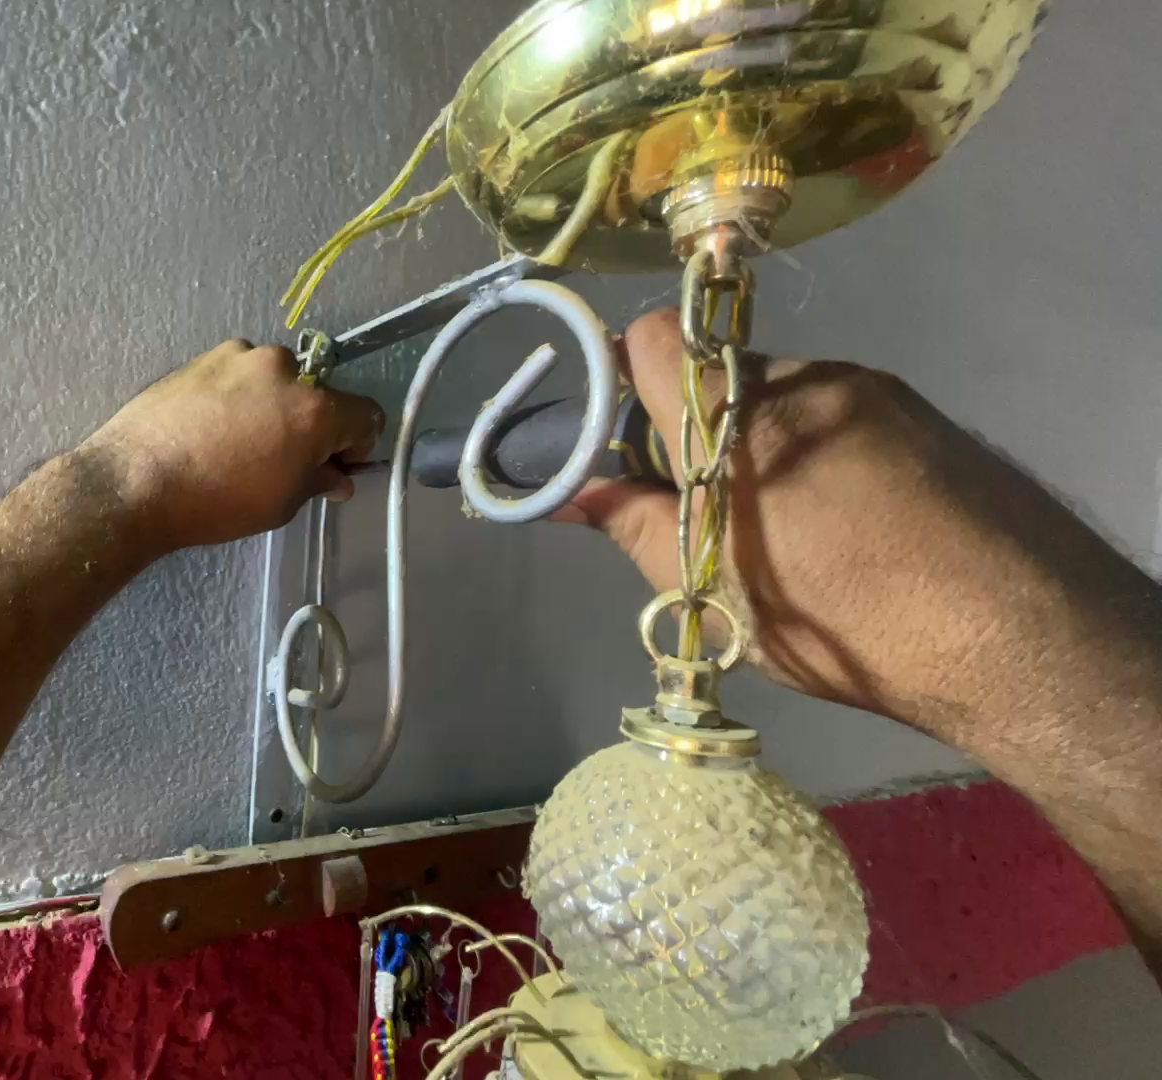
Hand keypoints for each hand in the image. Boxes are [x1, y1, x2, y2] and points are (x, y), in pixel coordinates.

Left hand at [82, 339, 383, 552]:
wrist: (134, 480)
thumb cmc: (216, 502)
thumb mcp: (279, 505)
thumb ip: (317, 482)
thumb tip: (337, 476)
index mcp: (315, 410)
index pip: (367, 415)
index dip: (358, 445)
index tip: (335, 465)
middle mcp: (284, 369)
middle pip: (318, 394)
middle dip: (309, 424)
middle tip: (278, 457)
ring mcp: (241, 355)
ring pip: (275, 380)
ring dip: (271, 404)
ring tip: (234, 440)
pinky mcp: (204, 355)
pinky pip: (238, 374)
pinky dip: (237, 394)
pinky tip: (208, 424)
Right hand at [560, 310, 1161, 742]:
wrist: (1032, 642)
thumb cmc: (838, 618)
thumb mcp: (708, 585)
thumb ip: (632, 525)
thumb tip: (571, 497)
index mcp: (736, 422)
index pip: (653, 338)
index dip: (620, 371)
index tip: (615, 429)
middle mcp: (802, 382)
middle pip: (708, 370)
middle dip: (682, 421)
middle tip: (689, 496)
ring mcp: (868, 390)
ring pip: (767, 390)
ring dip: (742, 435)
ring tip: (767, 513)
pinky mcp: (916, 410)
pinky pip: (823, 407)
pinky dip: (799, 443)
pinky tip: (828, 509)